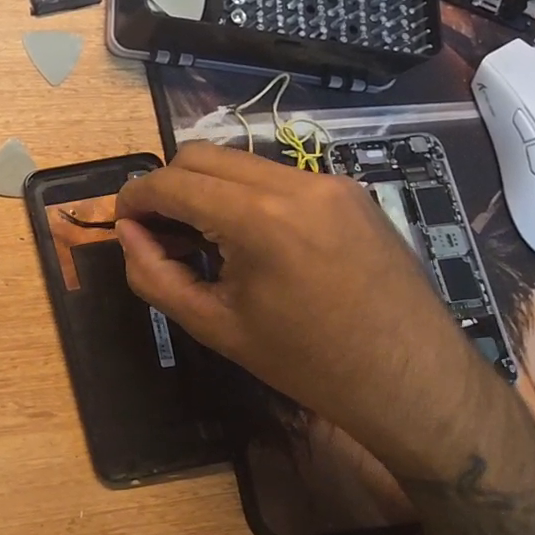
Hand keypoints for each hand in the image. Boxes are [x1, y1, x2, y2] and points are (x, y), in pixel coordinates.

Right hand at [115, 143, 498, 476]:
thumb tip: (127, 233)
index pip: (171, 183)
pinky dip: (241, 193)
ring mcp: (328, 182)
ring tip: (198, 237)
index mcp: (259, 218)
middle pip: (200, 156)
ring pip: (237, 161)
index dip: (134, 198)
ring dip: (203, 188)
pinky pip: (274, 176)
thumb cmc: (305, 361)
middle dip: (165, 186)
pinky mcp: (349, 191)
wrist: (412, 378)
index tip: (122, 225)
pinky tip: (243, 238)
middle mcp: (295, 184)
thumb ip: (154, 274)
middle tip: (155, 232)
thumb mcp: (212, 324)